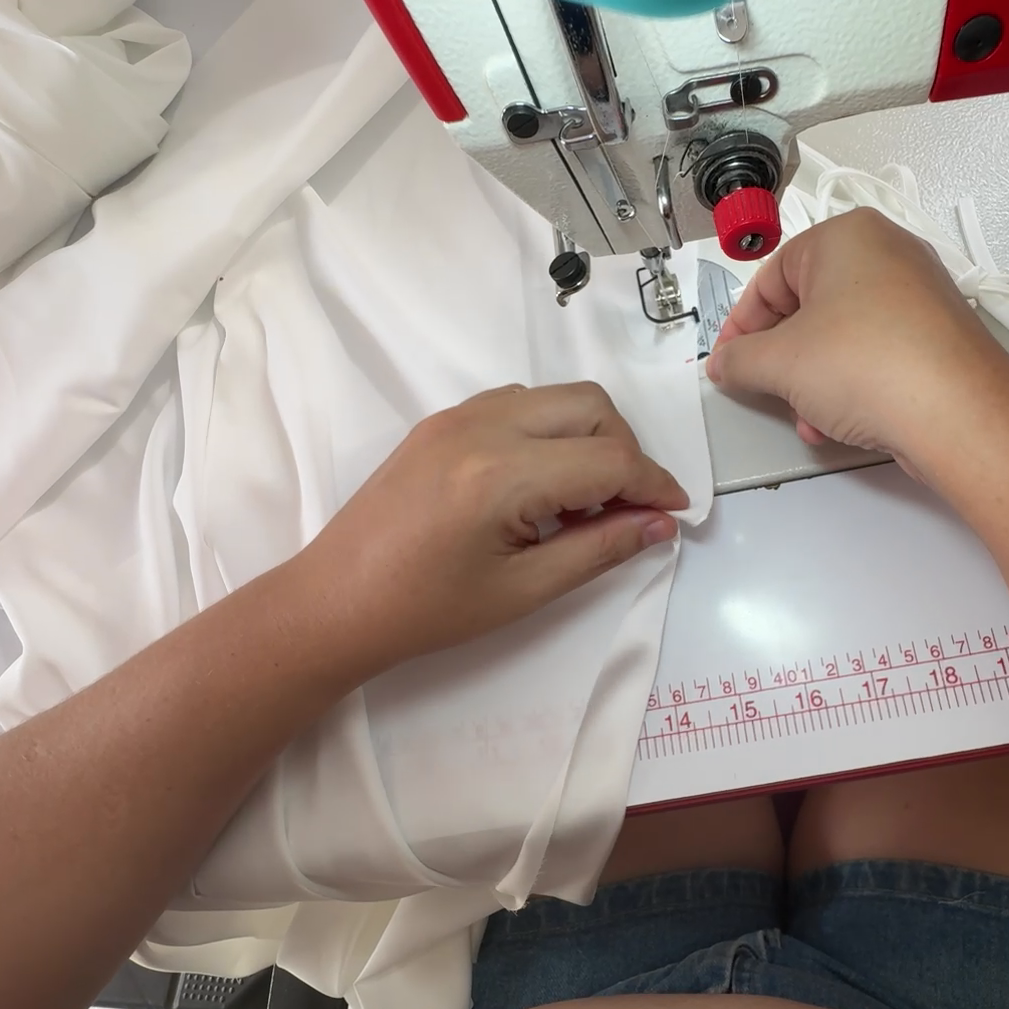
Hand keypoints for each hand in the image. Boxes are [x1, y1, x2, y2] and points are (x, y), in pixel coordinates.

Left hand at [292, 382, 688, 679]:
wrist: (334, 602)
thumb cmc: (429, 610)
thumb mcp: (526, 590)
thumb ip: (602, 549)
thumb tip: (661, 526)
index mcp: (502, 474)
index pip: (610, 459)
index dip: (655, 485)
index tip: (674, 515)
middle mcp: (483, 426)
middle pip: (592, 407)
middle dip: (627, 452)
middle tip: (627, 508)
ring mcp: (458, 416)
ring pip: (559, 397)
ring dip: (591, 438)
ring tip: (585, 500)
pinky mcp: (443, 421)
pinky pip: (522, 404)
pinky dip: (553, 432)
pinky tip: (543, 483)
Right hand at [705, 207, 1008, 468]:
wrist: (955, 414)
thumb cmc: (868, 365)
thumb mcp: (780, 362)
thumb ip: (738, 360)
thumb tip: (723, 364)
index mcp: (846, 236)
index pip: (771, 277)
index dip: (740, 325)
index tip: (727, 362)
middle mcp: (887, 254)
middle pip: (807, 308)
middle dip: (780, 359)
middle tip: (765, 388)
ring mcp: (917, 296)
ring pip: (840, 337)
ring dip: (811, 381)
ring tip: (807, 414)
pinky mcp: (935, 338)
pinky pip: (874, 355)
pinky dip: (848, 385)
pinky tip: (838, 422)